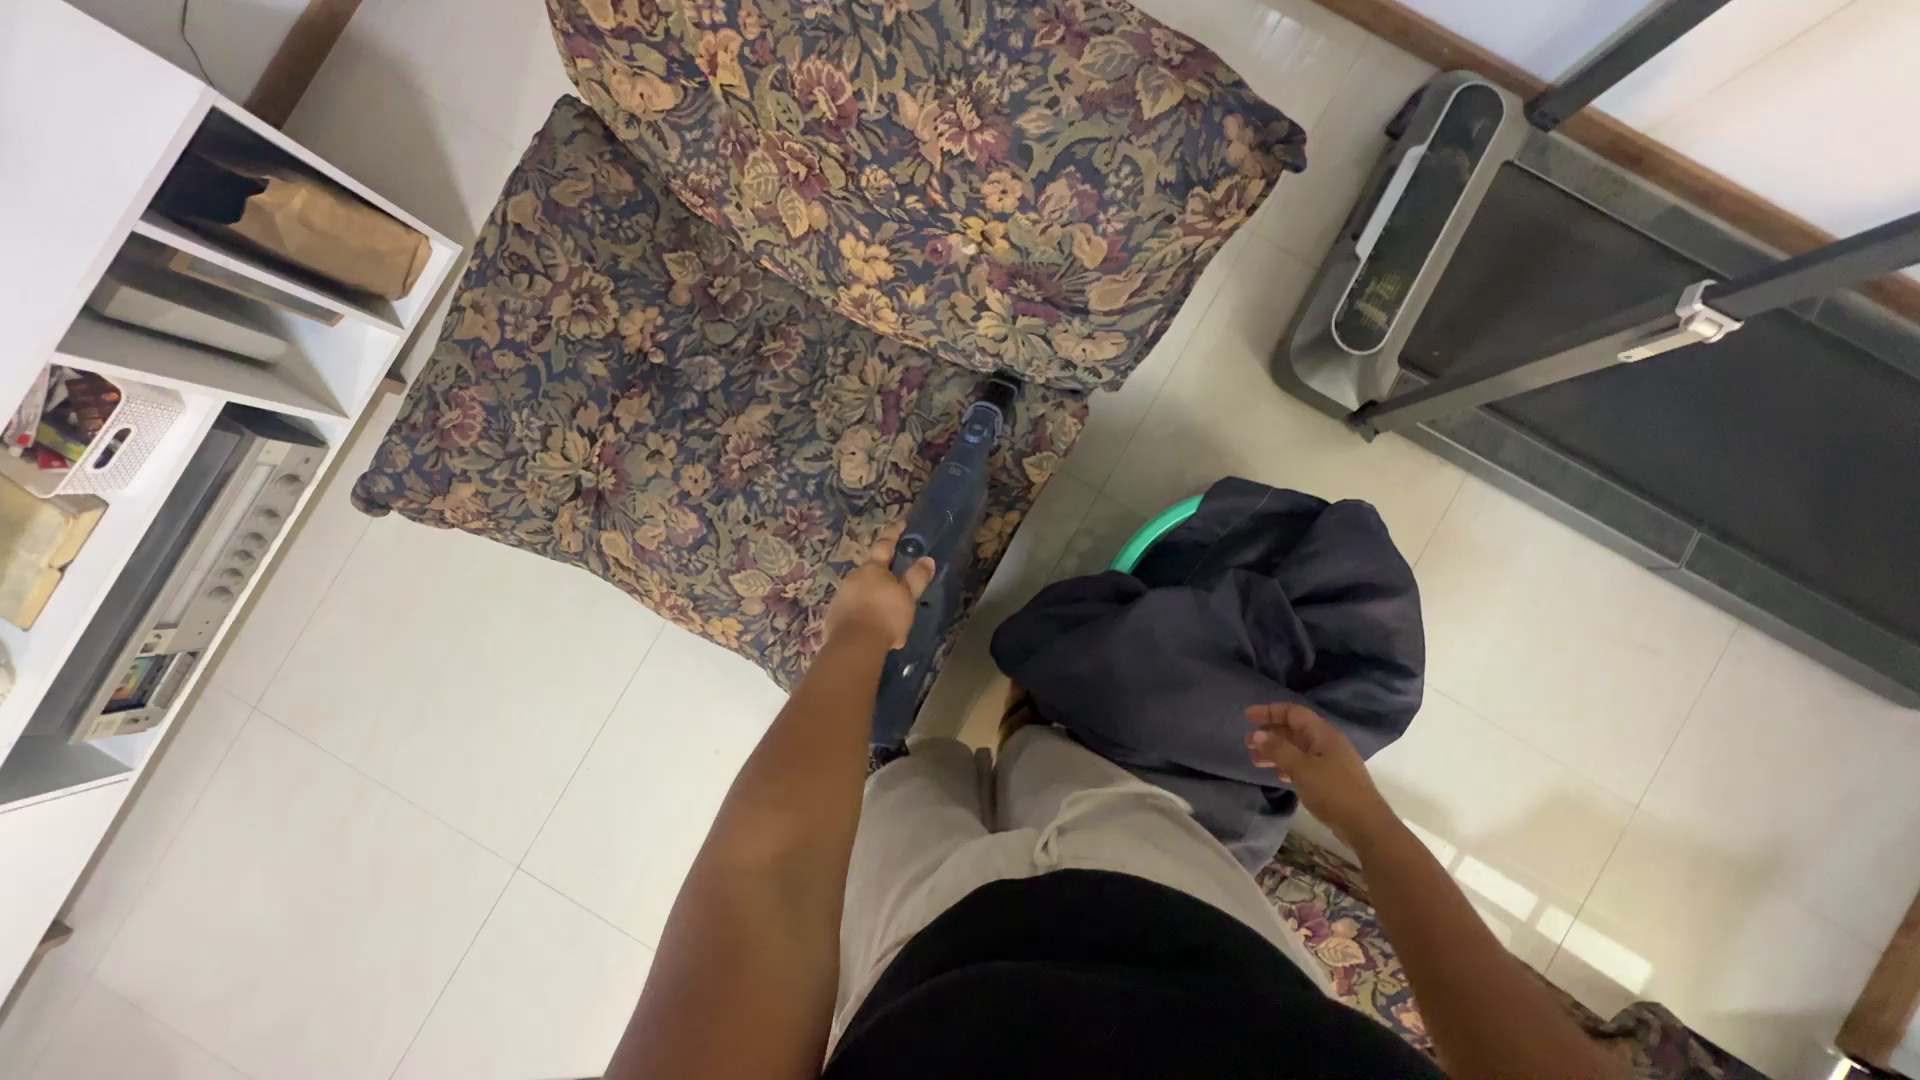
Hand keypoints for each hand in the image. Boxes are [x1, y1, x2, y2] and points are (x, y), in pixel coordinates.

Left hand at [824, 521, 936, 649]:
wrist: (854, 645)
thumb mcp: (908, 597)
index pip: (885, 544)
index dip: (894, 533)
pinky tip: (872, 629)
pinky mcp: (833, 616)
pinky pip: (852, 610)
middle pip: (870, 571)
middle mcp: (853, 577)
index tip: (902, 523)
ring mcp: (841, 596)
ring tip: (887, 615)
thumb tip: (927, 559)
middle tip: (897, 584)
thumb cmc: (885, 615)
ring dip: (873, 598)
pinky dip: (863, 615)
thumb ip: (917, 577)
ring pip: (861, 592)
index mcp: (873, 569)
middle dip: (883, 575)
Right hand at [1246, 703, 1396, 850]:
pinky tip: (1276, 774)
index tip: (1247, 716)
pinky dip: (1286, 765)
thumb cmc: (1333, 791)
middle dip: (1269, 734)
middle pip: (1293, 730)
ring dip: (1275, 751)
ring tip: (1254, 760)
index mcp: (1323, 734)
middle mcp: (1327, 744)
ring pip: (1296, 749)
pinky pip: (1303, 765)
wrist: (1365, 826)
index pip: (1293, 713)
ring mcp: (1330, 762)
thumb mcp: (1301, 768)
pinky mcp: (1330, 780)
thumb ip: (1278, 749)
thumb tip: (1257, 734)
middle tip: (1247, 742)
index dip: (1269, 711)